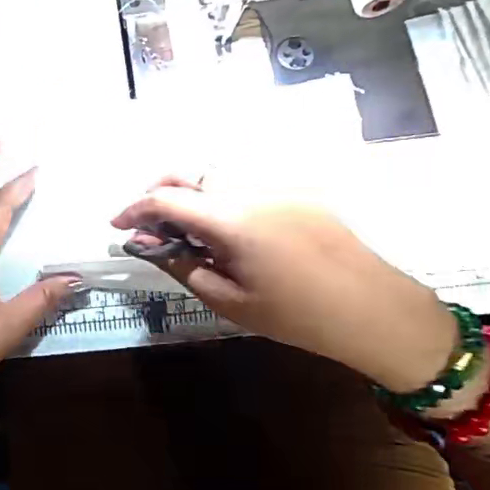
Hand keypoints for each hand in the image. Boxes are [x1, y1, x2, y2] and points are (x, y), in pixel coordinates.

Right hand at [111, 178, 456, 391]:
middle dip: (161, 192)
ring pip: (221, 176)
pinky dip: (224, 198)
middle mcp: (253, 190)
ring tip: (187, 230)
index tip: (118, 226)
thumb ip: (185, 266)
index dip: (135, 208)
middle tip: (149, 224)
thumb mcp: (231, 300)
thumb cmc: (297, 315)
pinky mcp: (301, 193)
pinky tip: (228, 230)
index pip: (167, 198)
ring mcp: (280, 187)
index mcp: (232, 218)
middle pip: (192, 174)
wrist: (371, 307)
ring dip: (193, 194)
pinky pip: (250, 185)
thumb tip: (149, 244)